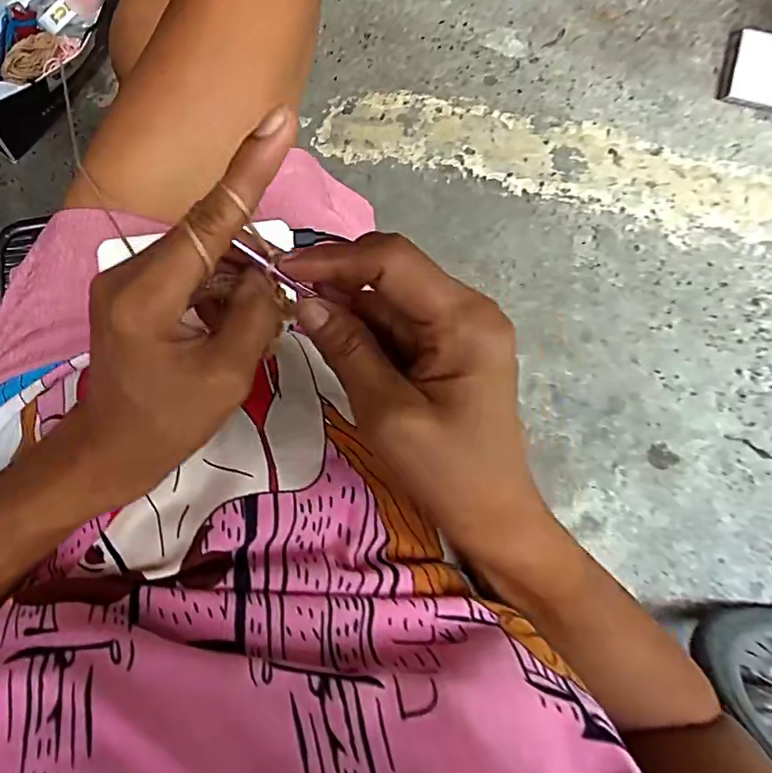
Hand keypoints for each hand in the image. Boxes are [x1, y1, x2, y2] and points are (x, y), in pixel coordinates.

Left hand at [57, 109, 297, 516]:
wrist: (107, 450)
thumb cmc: (164, 426)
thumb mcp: (226, 376)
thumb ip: (255, 313)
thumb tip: (266, 275)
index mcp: (146, 294)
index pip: (208, 222)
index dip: (247, 171)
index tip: (276, 122)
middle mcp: (126, 273)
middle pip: (205, 240)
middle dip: (248, 260)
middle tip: (276, 301)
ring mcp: (121, 280)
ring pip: (196, 257)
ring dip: (231, 281)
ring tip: (244, 330)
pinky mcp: (126, 290)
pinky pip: (182, 273)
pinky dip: (212, 291)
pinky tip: (225, 325)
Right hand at [278, 233, 561, 569]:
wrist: (490, 514)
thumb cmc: (445, 469)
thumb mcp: (386, 411)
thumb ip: (346, 349)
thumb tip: (305, 301)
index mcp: (464, 321)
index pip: (392, 262)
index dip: (334, 258)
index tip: (282, 267)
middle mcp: (465, 309)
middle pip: (390, 267)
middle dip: (334, 271)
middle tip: (281, 284)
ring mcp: (455, 324)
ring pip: (385, 290)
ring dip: (340, 294)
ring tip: (294, 305)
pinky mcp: (441, 341)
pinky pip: (390, 315)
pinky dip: (354, 318)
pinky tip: (324, 326)